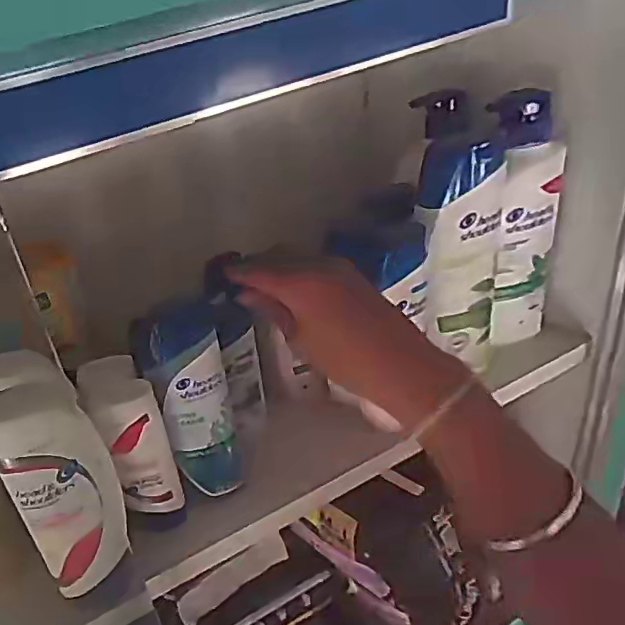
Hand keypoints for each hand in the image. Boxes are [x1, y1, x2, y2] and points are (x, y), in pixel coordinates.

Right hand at [228, 255, 473, 426]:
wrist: (402, 367)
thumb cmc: (345, 361)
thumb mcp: (301, 341)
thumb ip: (273, 311)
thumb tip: (247, 294)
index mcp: (301, 282)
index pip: (259, 270)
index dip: (239, 272)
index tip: (222, 275)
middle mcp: (320, 266)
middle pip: (279, 256)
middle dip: (257, 266)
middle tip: (239, 283)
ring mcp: (340, 269)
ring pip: (298, 258)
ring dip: (278, 268)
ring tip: (262, 288)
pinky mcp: (353, 277)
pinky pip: (315, 265)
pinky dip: (298, 272)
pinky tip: (291, 290)